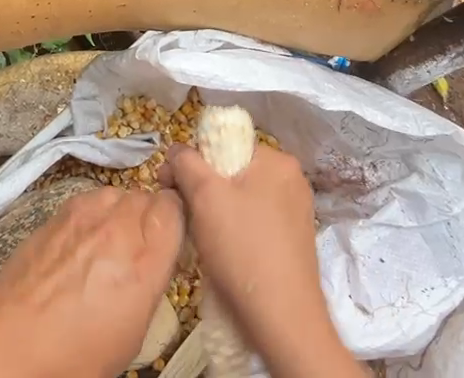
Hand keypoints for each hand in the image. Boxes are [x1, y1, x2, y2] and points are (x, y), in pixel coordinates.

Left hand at [0, 186, 184, 377]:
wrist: (14, 338)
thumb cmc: (77, 352)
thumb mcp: (133, 332)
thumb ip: (150, 283)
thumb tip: (154, 261)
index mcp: (142, 263)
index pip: (172, 210)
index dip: (175, 217)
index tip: (172, 234)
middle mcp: (116, 229)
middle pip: (146, 197)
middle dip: (150, 215)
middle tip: (142, 242)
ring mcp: (84, 216)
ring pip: (117, 193)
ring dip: (122, 209)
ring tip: (113, 237)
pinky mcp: (57, 212)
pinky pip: (89, 198)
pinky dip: (95, 211)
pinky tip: (86, 235)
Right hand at [165, 144, 362, 377]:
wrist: (283, 320)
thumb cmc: (242, 247)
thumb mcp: (204, 194)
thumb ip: (186, 161)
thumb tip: (177, 150)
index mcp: (277, 161)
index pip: (222, 143)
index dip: (191, 160)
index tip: (168, 183)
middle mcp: (291, 181)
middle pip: (230, 170)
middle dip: (199, 187)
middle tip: (178, 209)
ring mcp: (295, 212)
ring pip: (239, 197)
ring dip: (213, 210)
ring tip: (197, 234)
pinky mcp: (292, 241)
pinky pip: (252, 221)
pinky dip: (231, 229)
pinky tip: (219, 249)